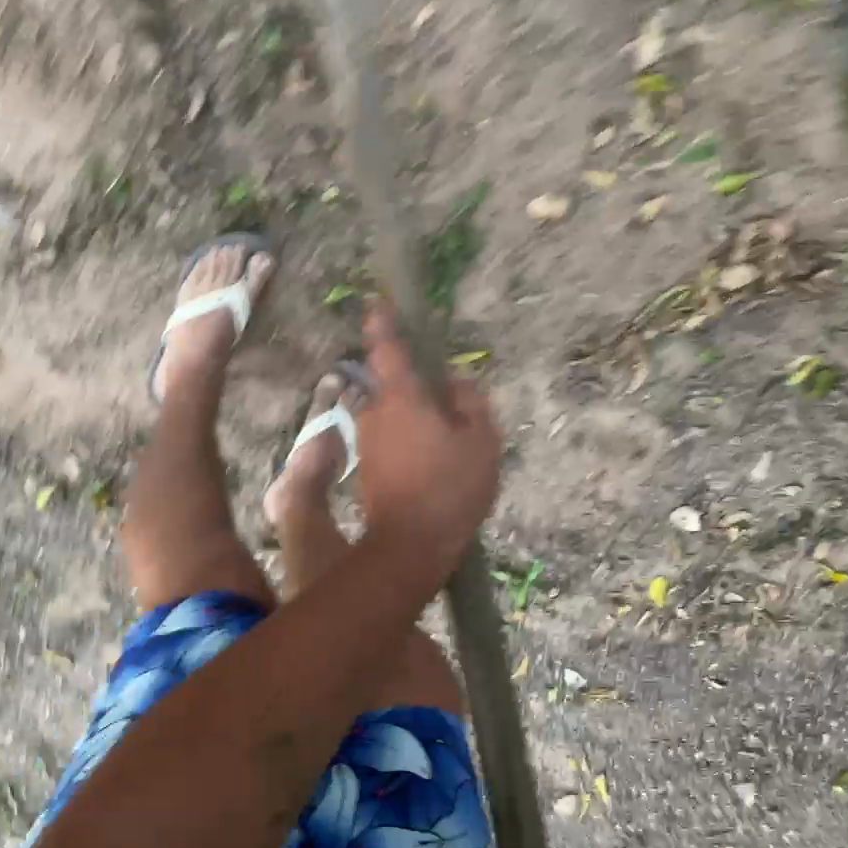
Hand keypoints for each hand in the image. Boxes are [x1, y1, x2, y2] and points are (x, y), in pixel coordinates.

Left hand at [355, 303, 500, 577]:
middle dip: (409, 383)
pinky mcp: (367, 466)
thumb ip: (470, 402)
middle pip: (388, 384)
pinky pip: (388, 437)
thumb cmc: (450, 486)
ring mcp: (367, 441)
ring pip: (387, 414)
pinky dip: (405, 437)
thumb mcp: (480, 440)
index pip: (387, 350)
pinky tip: (431, 458)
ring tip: (444, 435)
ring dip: (408, 415)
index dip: (382, 324)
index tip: (378, 303)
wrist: (410, 543)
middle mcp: (375, 413)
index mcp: (401, 397)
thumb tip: (455, 382)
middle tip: (444, 399)